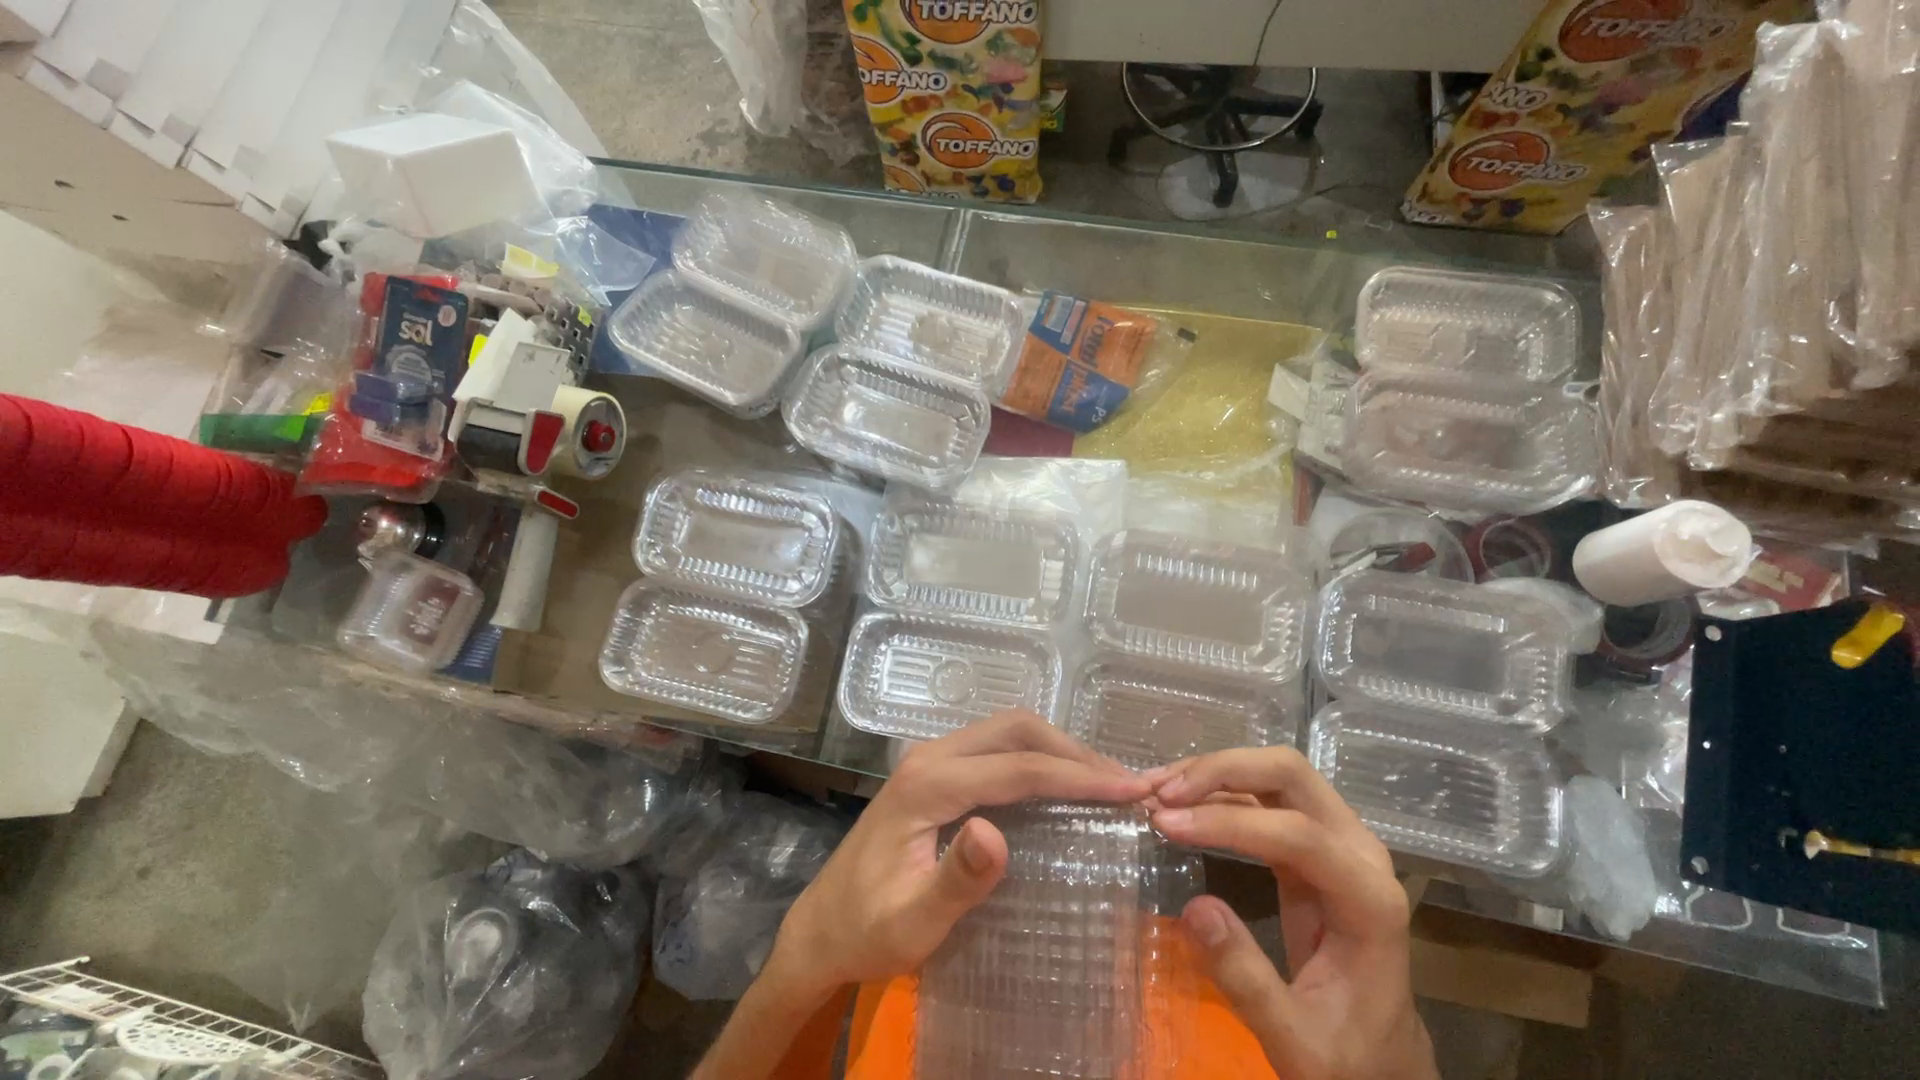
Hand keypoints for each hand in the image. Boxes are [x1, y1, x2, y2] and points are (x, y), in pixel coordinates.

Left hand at [767, 711, 1151, 995]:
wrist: (821, 929)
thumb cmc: (866, 930)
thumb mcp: (911, 921)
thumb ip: (955, 880)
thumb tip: (997, 833)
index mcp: (926, 785)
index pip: (1016, 769)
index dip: (1076, 777)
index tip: (1129, 790)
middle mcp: (929, 757)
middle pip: (1014, 730)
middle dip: (1073, 752)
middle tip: (1124, 784)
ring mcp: (931, 761)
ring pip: (1007, 733)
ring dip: (1058, 751)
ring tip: (1106, 783)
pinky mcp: (935, 774)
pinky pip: (997, 750)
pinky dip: (1038, 759)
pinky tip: (1063, 786)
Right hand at [1149, 748, 1437, 1079]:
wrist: (1383, 1059)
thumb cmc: (1347, 1056)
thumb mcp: (1295, 1041)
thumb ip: (1247, 980)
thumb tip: (1193, 908)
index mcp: (1370, 900)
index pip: (1299, 834)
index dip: (1229, 822)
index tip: (1165, 825)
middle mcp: (1361, 854)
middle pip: (1293, 776)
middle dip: (1222, 771)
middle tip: (1161, 792)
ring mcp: (1338, 842)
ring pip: (1277, 776)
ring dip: (1215, 774)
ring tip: (1156, 790)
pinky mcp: (1313, 846)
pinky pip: (1266, 799)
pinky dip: (1219, 792)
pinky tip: (1179, 803)